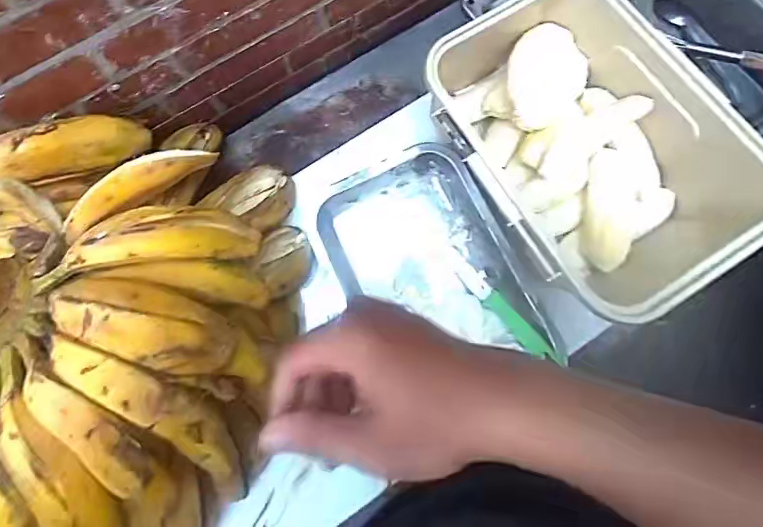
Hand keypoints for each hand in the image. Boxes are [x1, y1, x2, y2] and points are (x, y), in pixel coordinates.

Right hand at [260, 299, 533, 480]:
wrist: (495, 398)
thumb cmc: (432, 422)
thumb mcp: (367, 441)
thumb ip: (312, 434)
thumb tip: (267, 435)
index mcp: (349, 335)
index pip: (291, 359)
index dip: (279, 402)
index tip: (286, 443)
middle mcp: (362, 313)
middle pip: (314, 352)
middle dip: (310, 399)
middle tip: (321, 448)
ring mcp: (386, 313)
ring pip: (337, 349)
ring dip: (332, 391)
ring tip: (348, 436)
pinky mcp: (403, 322)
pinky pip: (361, 343)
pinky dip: (354, 376)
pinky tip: (371, 410)